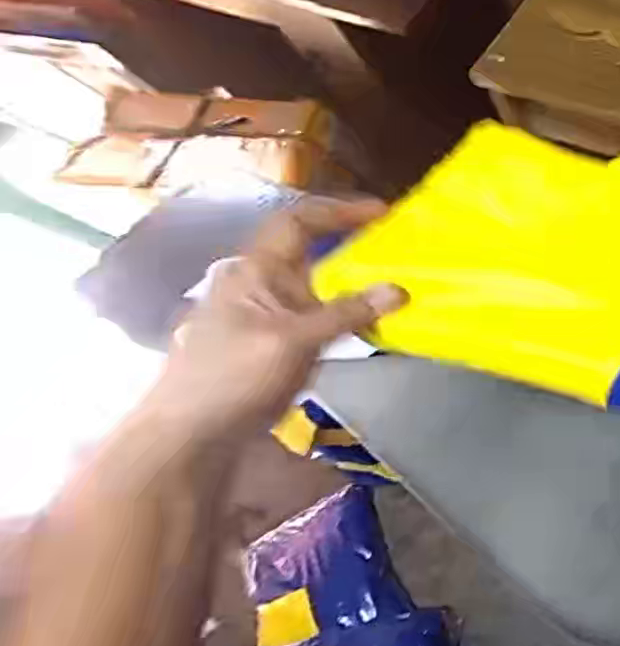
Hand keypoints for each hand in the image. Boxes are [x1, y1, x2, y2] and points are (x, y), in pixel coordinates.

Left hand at [135, 198, 405, 446]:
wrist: (192, 434)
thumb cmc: (233, 377)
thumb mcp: (295, 340)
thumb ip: (349, 313)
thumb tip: (401, 289)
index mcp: (253, 273)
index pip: (295, 224)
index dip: (338, 211)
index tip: (384, 212)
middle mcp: (259, 285)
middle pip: (309, 248)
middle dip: (354, 241)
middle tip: (400, 244)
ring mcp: (269, 313)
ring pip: (319, 280)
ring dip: (358, 275)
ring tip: (399, 278)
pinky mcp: (281, 339)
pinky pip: (324, 308)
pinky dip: (355, 305)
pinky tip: (378, 317)